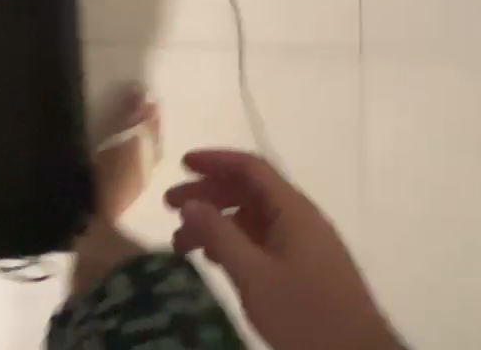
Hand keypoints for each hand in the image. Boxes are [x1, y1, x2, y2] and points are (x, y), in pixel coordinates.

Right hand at [167, 150, 401, 349]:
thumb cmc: (307, 319)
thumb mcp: (255, 277)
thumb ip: (219, 236)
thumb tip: (190, 202)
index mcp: (293, 210)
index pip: (250, 167)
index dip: (215, 161)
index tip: (182, 165)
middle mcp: (301, 219)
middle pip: (249, 191)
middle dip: (209, 194)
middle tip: (171, 208)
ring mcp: (307, 246)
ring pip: (255, 219)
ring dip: (219, 222)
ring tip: (184, 243)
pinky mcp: (309, 271)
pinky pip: (265, 241)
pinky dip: (236, 243)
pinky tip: (217, 261)